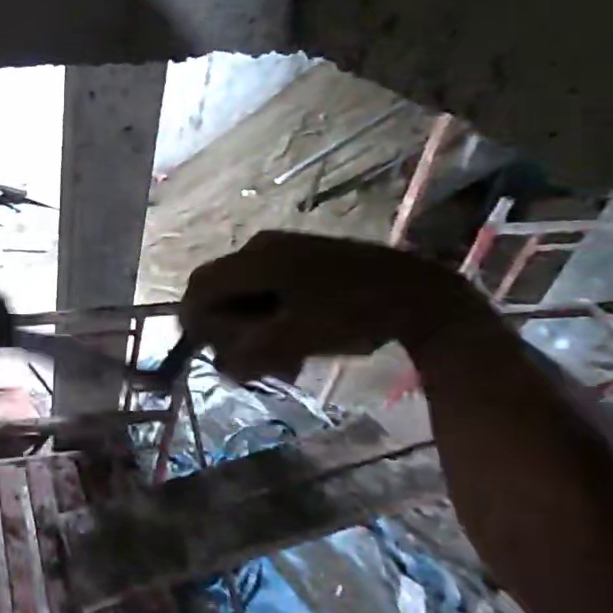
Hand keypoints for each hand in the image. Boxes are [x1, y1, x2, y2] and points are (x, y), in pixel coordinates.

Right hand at [178, 231, 465, 382]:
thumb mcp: (298, 338)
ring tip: (281, 362)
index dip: (193, 320)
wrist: (419, 292)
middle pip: (220, 291)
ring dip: (252, 329)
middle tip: (251, 365)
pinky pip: (266, 289)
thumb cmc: (354, 314)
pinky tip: (293, 343)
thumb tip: (221, 365)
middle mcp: (260, 247)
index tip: (205, 352)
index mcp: (255, 259)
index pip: (201, 286)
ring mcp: (281, 250)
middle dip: (230, 331)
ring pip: (244, 293)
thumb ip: (252, 352)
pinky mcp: (300, 259)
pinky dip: (270, 318)